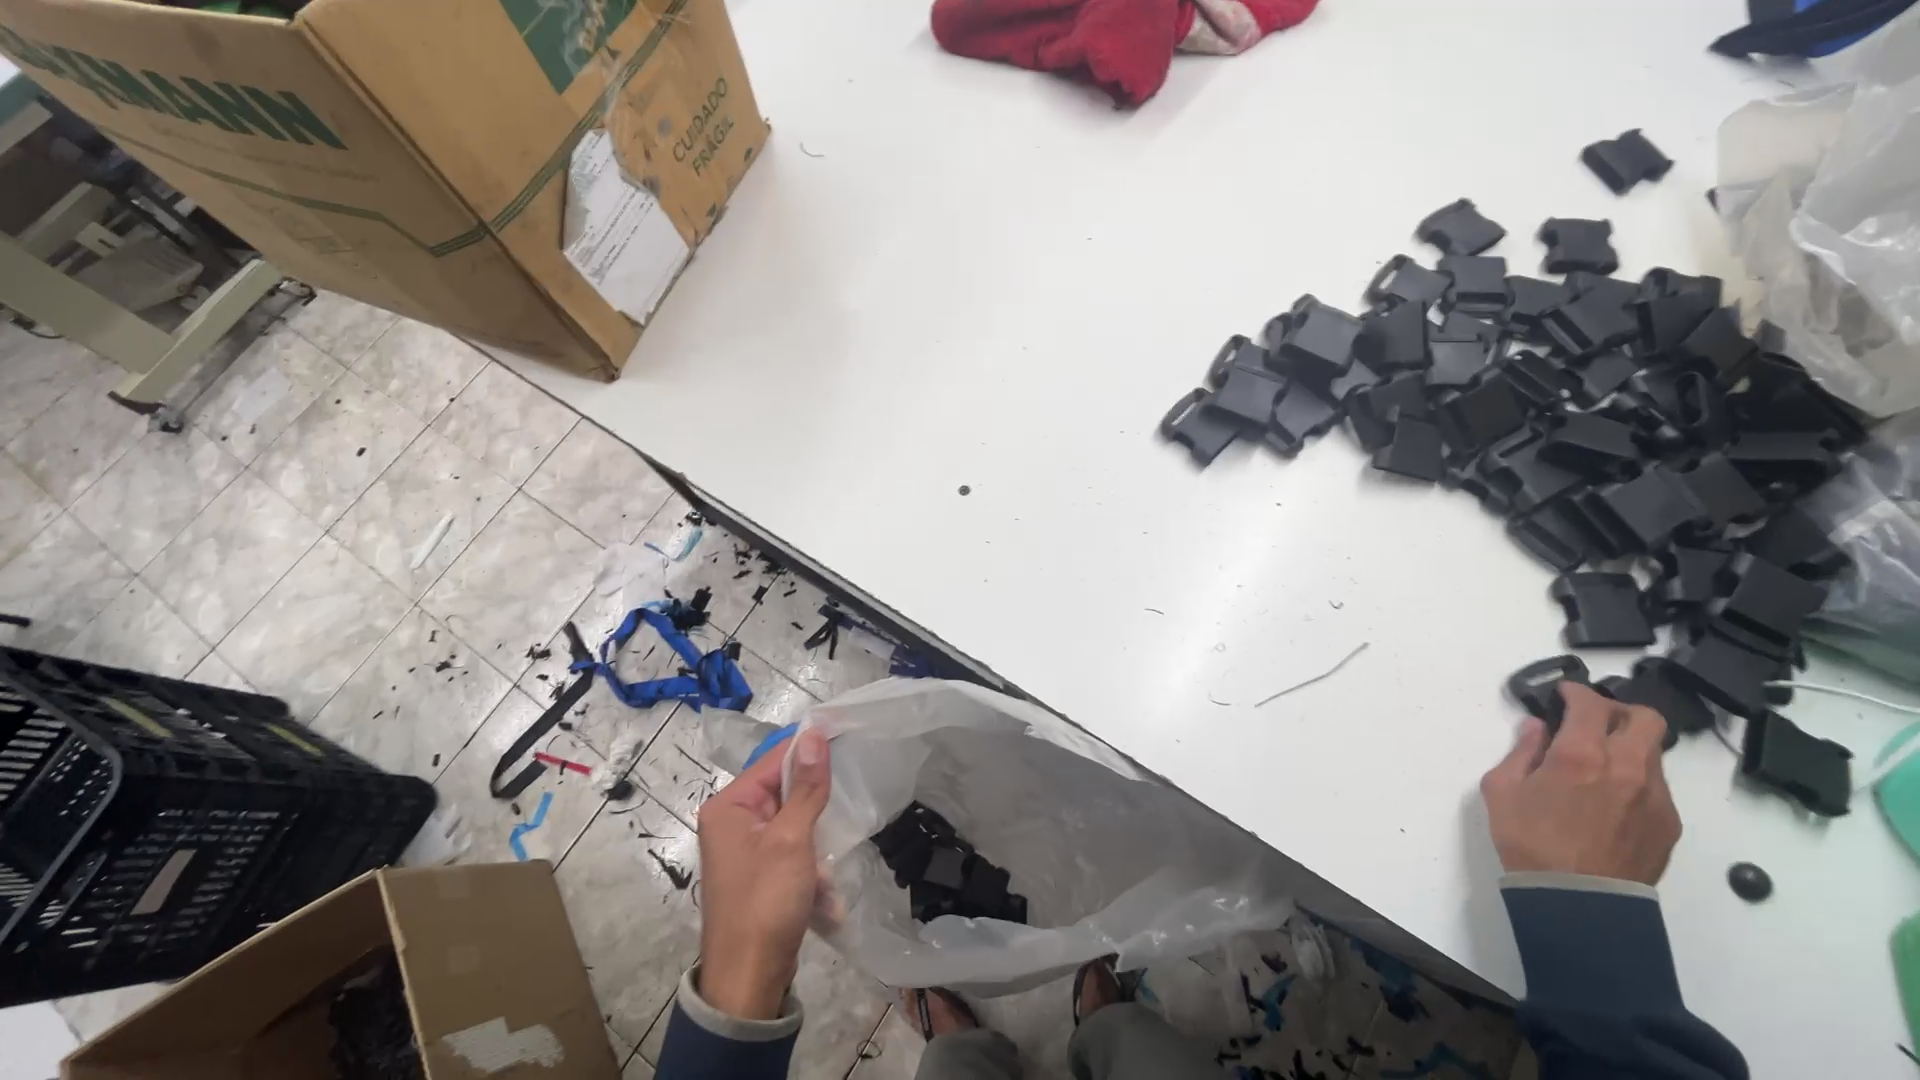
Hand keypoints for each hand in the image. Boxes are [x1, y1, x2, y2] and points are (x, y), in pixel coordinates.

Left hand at [695, 728, 832, 1019]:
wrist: (748, 979)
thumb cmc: (766, 902)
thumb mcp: (791, 839)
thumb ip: (806, 787)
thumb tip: (814, 735)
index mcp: (729, 806)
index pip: (774, 760)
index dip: (809, 748)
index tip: (846, 734)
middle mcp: (732, 822)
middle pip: (784, 790)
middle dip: (817, 802)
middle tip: (853, 795)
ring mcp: (746, 850)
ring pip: (794, 822)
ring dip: (818, 841)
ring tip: (832, 859)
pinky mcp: (761, 874)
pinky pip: (793, 852)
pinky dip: (812, 868)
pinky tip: (826, 894)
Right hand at [1480, 683, 1680, 885]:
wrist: (1578, 900)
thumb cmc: (1530, 841)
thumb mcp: (1502, 790)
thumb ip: (1521, 752)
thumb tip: (1536, 729)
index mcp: (1581, 754)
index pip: (1591, 703)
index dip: (1576, 692)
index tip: (1564, 695)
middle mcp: (1626, 766)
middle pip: (1643, 717)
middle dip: (1616, 711)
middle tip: (1592, 721)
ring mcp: (1654, 795)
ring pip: (1653, 751)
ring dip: (1628, 745)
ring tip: (1600, 763)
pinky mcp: (1669, 821)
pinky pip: (1656, 785)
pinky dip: (1635, 777)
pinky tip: (1611, 798)